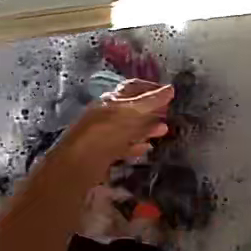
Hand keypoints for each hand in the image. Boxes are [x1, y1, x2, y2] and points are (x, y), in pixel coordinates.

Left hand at [42, 79, 172, 189]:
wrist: (78, 163)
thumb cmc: (107, 131)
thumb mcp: (132, 112)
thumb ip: (151, 101)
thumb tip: (171, 89)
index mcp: (113, 99)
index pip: (134, 87)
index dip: (151, 88)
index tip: (169, 93)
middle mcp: (108, 112)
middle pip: (132, 107)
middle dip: (151, 110)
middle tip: (168, 114)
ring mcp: (105, 132)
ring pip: (129, 127)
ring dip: (146, 128)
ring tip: (163, 131)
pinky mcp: (103, 151)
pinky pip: (123, 145)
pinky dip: (135, 145)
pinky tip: (145, 149)